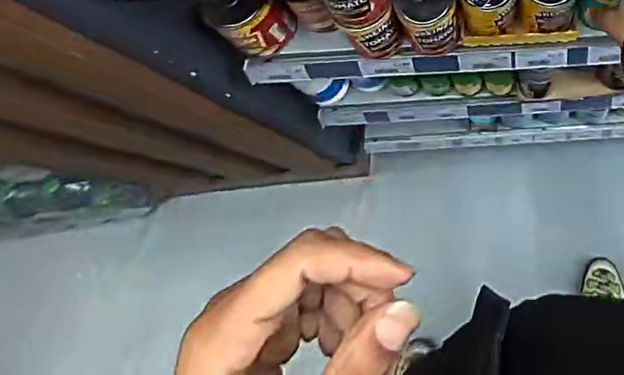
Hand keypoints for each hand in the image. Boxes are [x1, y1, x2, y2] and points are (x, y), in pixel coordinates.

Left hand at [176, 227, 419, 374]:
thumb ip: (351, 366)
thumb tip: (399, 315)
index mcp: (223, 331)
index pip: (300, 259)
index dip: (356, 259)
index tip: (400, 276)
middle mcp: (228, 311)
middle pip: (309, 263)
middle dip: (358, 285)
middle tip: (387, 321)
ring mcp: (239, 317)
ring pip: (311, 277)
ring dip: (349, 303)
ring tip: (360, 345)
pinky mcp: (252, 329)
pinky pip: (303, 300)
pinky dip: (332, 318)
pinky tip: (337, 350)